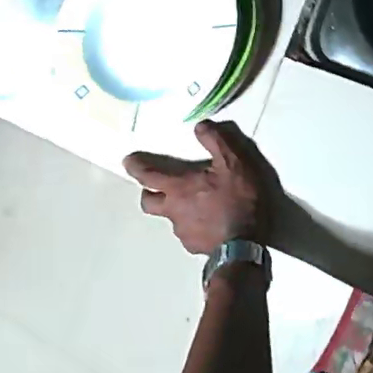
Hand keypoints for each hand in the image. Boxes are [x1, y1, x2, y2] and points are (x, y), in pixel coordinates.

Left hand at [123, 121, 276, 254]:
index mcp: (178, 188)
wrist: (245, 247)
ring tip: (194, 202)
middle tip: (156, 184)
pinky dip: (192, 223)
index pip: (148, 175)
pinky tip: (209, 220)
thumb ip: (216, 140)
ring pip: (169, 216)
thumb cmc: (238, 200)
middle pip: (149, 201)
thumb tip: (199, 125)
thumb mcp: (233, 162)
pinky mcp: (193, 247)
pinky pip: (186, 231)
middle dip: (148, 191)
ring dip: (174, 207)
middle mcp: (173, 210)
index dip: (136, 167)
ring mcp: (182, 232)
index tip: (127, 161)